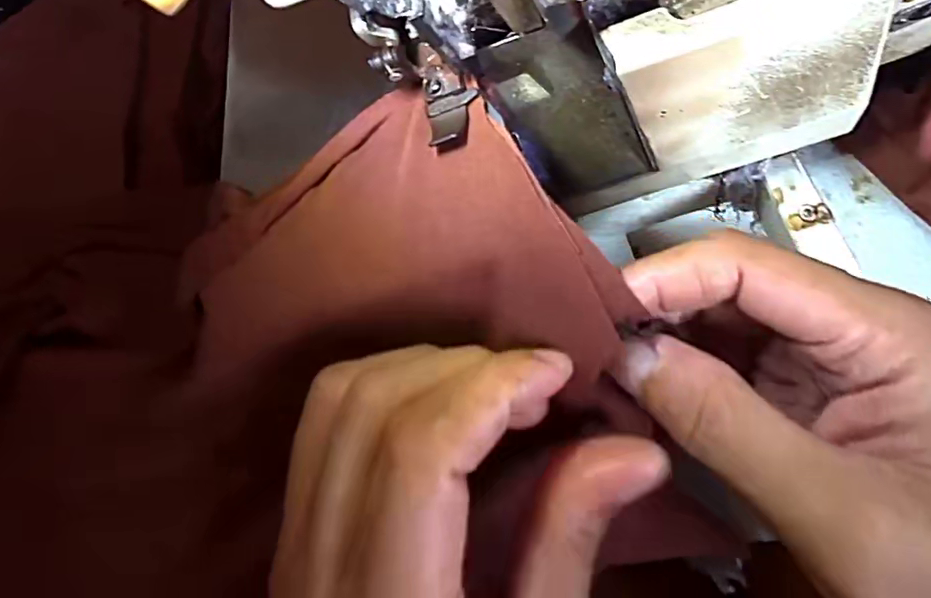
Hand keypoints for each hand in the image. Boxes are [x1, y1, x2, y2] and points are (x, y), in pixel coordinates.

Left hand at [272, 345, 668, 597]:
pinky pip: (328, 416)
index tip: (559, 370)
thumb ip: (568, 543)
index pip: (419, 448)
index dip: (493, 385)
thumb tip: (638, 450)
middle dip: (470, 366)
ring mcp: (292, 546)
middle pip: (375, 403)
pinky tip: (451, 403)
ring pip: (343, 395)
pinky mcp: (292, 531)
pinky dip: (397, 380)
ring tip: (498, 391)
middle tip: (537, 386)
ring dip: (432, 364)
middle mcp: (317, 566)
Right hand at [614, 233, 930, 597]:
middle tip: (594, 340)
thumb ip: (729, 426)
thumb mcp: (841, 513)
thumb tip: (633, 355)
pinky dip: (703, 379)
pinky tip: (659, 394)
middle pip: (746, 286)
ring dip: (680, 341)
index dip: (672, 273)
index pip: (754, 265)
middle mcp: (862, 322)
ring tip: (612, 365)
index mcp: (881, 324)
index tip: (601, 306)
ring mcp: (848, 359)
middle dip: (669, 306)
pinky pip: (755, 369)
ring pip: (744, 325)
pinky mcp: (835, 396)